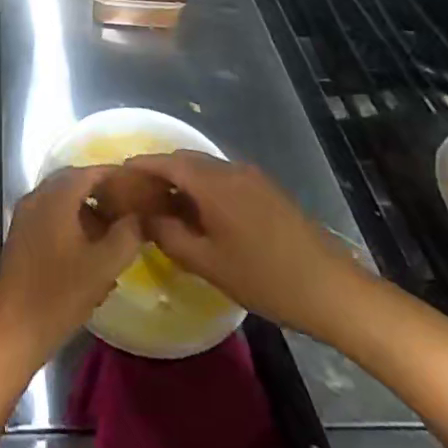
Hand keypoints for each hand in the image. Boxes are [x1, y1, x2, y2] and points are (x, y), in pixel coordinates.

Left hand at [0, 165, 142, 364]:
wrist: (11, 334)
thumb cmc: (59, 295)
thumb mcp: (104, 265)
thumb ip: (128, 234)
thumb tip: (140, 216)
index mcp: (55, 197)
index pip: (91, 171)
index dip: (117, 177)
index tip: (140, 188)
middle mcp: (36, 199)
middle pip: (74, 183)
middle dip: (102, 193)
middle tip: (128, 208)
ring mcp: (24, 218)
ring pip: (62, 202)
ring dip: (88, 211)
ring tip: (113, 234)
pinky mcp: (20, 239)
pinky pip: (51, 218)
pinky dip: (72, 224)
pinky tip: (90, 254)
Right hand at [126, 150, 365, 337]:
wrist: (329, 287)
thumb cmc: (263, 277)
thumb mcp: (207, 263)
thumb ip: (169, 235)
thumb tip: (145, 217)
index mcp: (214, 183)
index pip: (168, 162)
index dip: (142, 165)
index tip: (118, 174)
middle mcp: (232, 170)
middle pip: (187, 160)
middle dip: (160, 171)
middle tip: (137, 194)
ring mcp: (253, 178)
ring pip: (207, 169)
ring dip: (183, 180)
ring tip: (163, 205)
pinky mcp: (267, 190)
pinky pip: (224, 179)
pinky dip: (203, 187)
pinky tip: (198, 214)